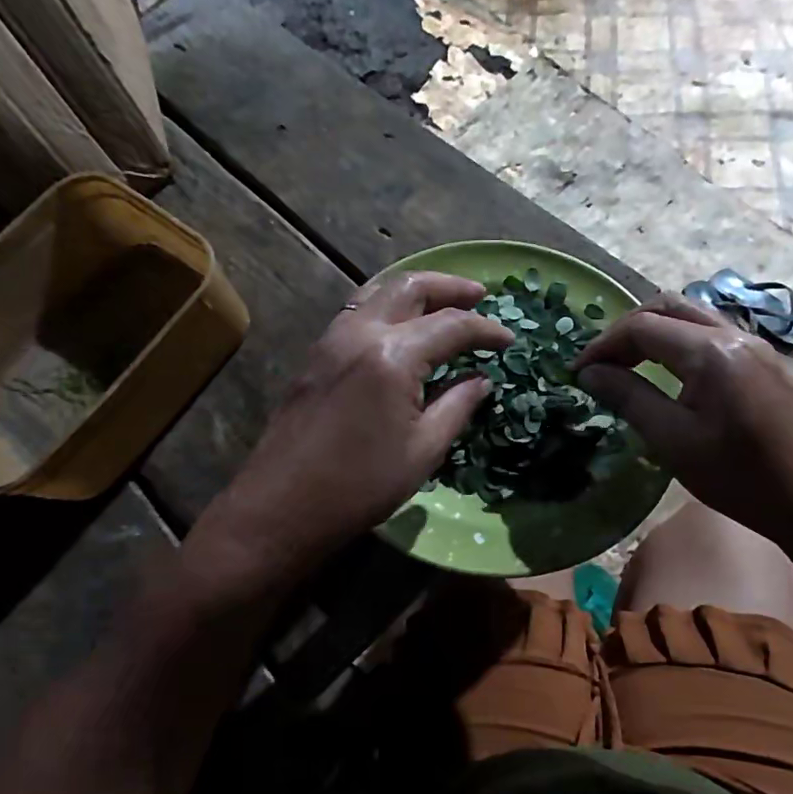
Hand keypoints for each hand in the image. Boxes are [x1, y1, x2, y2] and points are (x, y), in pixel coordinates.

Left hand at [201, 271, 513, 576]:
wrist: (283, 506)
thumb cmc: (361, 485)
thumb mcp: (424, 450)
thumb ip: (458, 405)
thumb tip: (480, 379)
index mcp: (391, 355)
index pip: (451, 325)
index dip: (486, 330)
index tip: (509, 340)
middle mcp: (359, 333)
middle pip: (411, 287)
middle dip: (450, 287)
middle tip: (480, 295)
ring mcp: (331, 340)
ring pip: (378, 291)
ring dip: (416, 290)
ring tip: (444, 302)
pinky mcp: (316, 355)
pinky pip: (358, 312)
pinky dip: (388, 306)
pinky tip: (403, 327)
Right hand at [574, 293, 792, 544]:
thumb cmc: (739, 478)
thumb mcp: (673, 441)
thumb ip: (629, 398)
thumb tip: (590, 373)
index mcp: (709, 352)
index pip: (642, 327)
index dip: (603, 345)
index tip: (578, 372)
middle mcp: (734, 334)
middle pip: (668, 306)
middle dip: (627, 329)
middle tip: (602, 362)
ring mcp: (755, 344)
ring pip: (692, 315)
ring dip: (655, 330)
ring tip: (629, 364)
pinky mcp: (765, 361)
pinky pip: (712, 332)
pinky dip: (680, 340)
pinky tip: (670, 373)